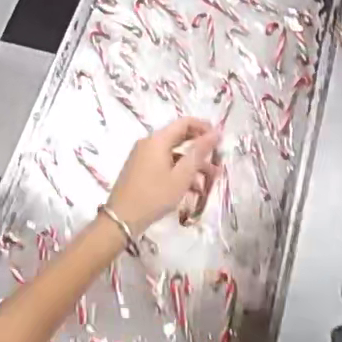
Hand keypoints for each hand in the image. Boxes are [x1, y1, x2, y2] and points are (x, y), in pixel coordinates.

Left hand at [105, 117, 219, 233]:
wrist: (121, 218)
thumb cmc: (154, 196)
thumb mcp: (181, 176)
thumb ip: (199, 152)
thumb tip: (215, 133)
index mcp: (158, 140)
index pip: (185, 123)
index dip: (204, 128)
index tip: (220, 141)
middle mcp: (148, 143)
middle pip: (179, 137)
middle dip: (200, 149)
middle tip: (217, 161)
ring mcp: (142, 156)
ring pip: (173, 154)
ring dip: (192, 164)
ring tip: (209, 180)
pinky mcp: (140, 169)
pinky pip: (163, 163)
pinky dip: (178, 171)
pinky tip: (192, 188)